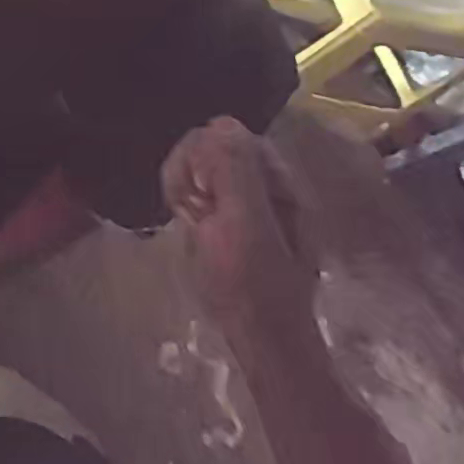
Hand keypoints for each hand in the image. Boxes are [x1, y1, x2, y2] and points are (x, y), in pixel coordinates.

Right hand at [162, 117, 312, 320]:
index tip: (198, 195)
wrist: (261, 339)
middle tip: (194, 212)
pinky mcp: (228, 216)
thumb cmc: (252, 285)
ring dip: (185, 190)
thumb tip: (220, 124)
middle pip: (210, 146)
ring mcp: (246, 199)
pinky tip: (192, 227)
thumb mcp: (243, 226)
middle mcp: (264, 182)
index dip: (201, 158)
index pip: (226, 134)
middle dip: (190, 174)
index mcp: (277, 179)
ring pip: (199, 167)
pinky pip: (197, 189)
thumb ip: (233, 172)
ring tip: (193, 223)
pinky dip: (187, 203)